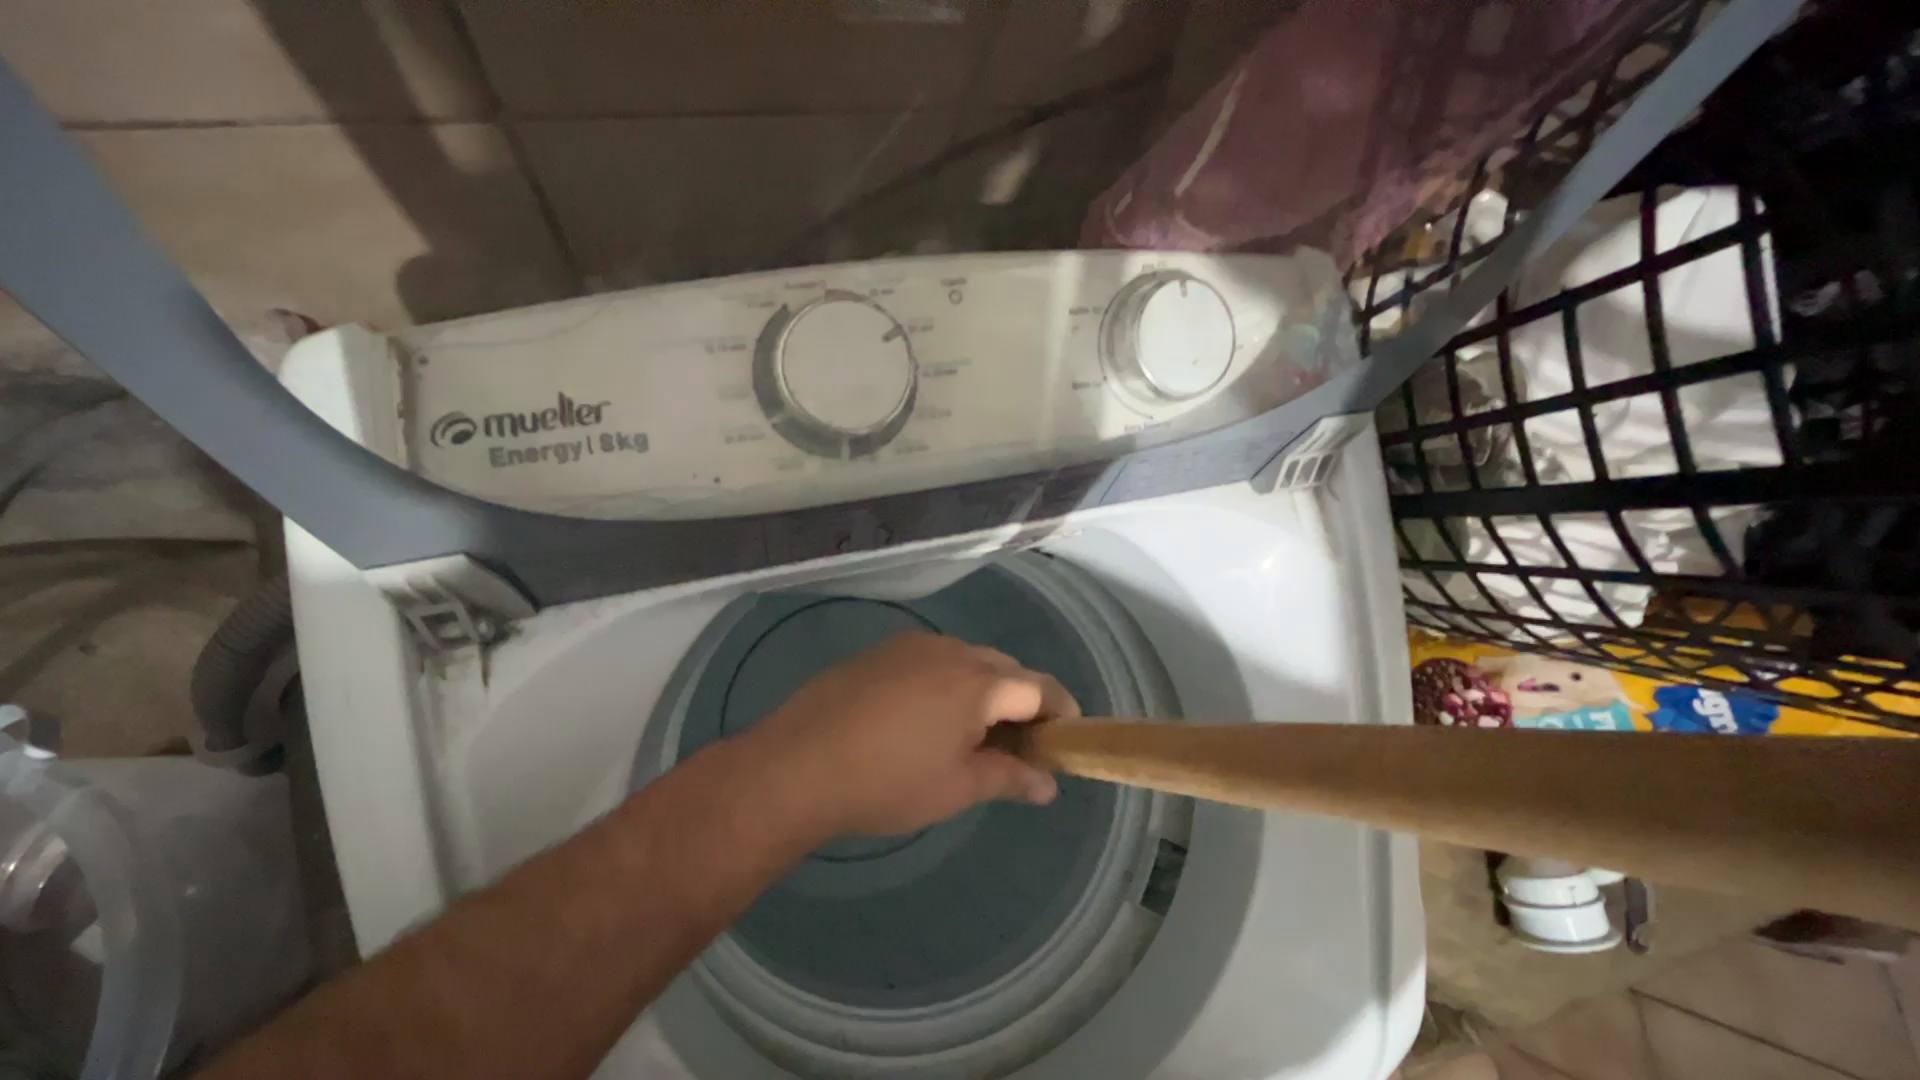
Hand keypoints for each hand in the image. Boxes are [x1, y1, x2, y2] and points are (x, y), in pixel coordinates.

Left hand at [743, 632, 1073, 839]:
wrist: (795, 767)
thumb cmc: (887, 783)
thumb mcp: (957, 789)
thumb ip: (1009, 778)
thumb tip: (1049, 784)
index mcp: (978, 683)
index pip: (1039, 688)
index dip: (1061, 711)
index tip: (1066, 739)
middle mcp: (949, 651)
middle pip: (1004, 669)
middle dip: (1021, 701)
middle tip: (1019, 745)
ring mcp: (909, 647)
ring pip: (966, 661)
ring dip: (982, 690)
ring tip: (971, 734)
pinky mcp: (877, 653)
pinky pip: (930, 661)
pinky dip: (946, 683)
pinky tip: (925, 719)